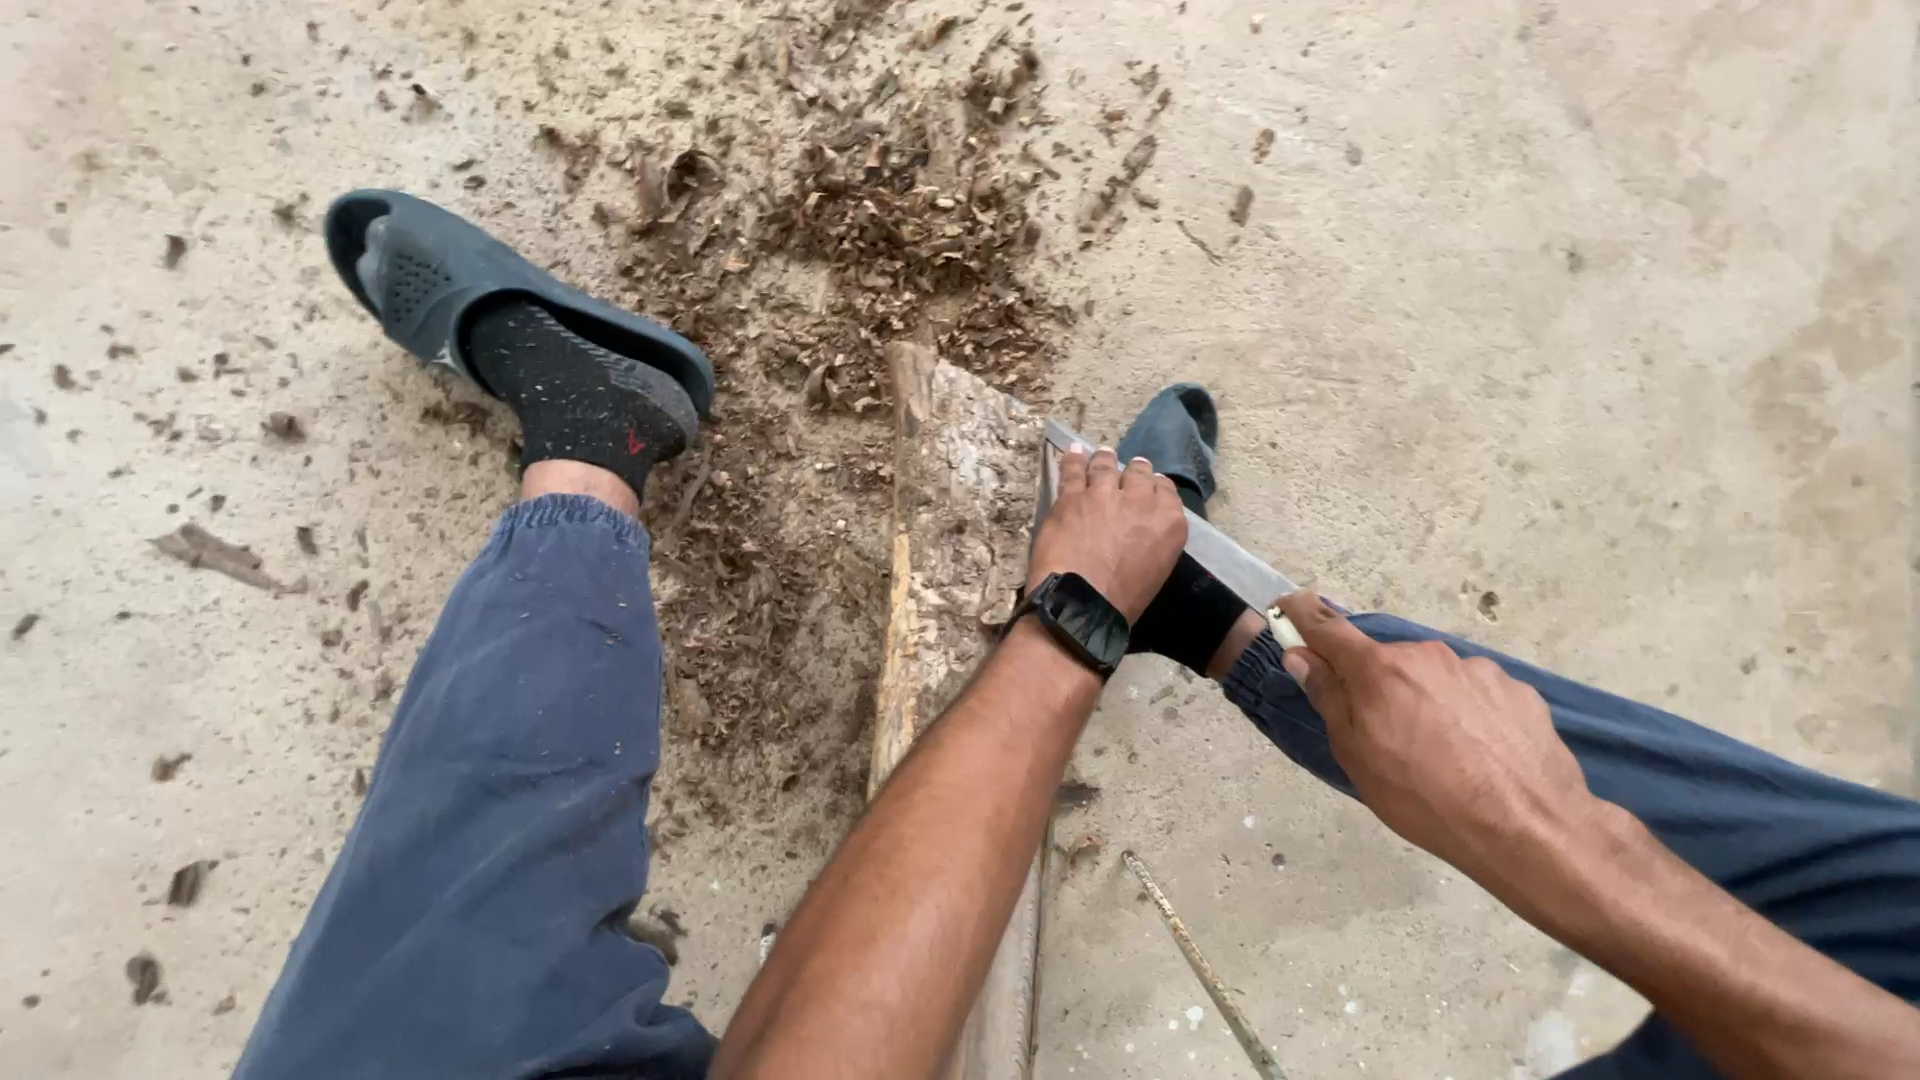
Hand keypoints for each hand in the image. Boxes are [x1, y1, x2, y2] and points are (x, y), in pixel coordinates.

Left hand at [1027, 445, 1186, 622]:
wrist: (1083, 603)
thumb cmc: (1122, 600)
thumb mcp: (1156, 570)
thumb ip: (1155, 541)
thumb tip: (1142, 533)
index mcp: (1169, 524)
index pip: (1166, 491)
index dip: (1155, 486)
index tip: (1149, 486)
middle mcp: (1141, 501)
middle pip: (1138, 474)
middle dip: (1134, 471)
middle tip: (1129, 470)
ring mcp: (1104, 495)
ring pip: (1106, 467)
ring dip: (1105, 460)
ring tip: (1104, 454)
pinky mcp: (1072, 497)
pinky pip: (1073, 471)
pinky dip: (1073, 459)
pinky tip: (1074, 451)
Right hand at [1273, 592, 1606, 882]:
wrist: (1528, 828)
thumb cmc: (1422, 797)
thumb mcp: (1355, 754)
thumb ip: (1328, 697)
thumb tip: (1302, 656)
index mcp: (1377, 669)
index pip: (1326, 625)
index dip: (1300, 614)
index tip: (1286, 607)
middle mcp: (1424, 655)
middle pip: (1383, 660)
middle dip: (1374, 684)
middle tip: (1383, 732)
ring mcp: (1475, 669)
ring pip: (1431, 676)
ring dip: (1422, 698)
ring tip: (1440, 751)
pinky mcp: (1517, 690)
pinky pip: (1474, 692)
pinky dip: (1465, 712)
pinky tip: (1478, 752)